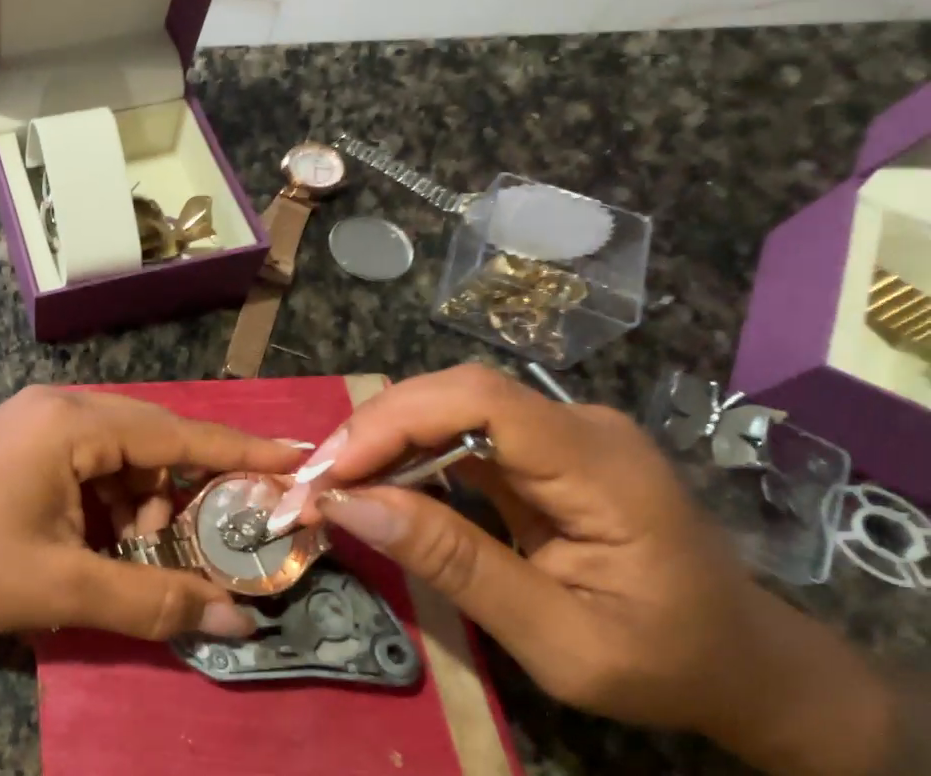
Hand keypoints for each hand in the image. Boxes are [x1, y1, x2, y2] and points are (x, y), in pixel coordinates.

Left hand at [0, 386, 302, 640]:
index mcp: (70, 423)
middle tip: (218, 539)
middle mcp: (58, 406)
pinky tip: (103, 542)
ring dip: (141, 504)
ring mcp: (37, 420)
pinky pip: (90, 462)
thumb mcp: (67, 590)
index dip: (237, 452)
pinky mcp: (24, 442)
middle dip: (183, 492)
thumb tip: (237, 619)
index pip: (174, 433)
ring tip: (136, 554)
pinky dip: (110, 501)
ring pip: (121, 455)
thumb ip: (155, 601)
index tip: (296, 460)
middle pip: (149, 440)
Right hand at [274, 365, 762, 730]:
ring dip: (380, 441)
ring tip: (330, 486)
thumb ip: (456, 565)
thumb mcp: (560, 640)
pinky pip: (457, 430)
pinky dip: (405, 454)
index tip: (331, 474)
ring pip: (445, 405)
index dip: (393, 423)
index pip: (480, 403)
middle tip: (312, 485)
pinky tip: (375, 484)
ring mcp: (561, 431)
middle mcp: (580, 427)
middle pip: (452, 393)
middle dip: (372, 432)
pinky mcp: (541, 447)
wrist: (745, 664)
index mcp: (602, 469)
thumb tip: (348, 504)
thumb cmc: (664, 662)